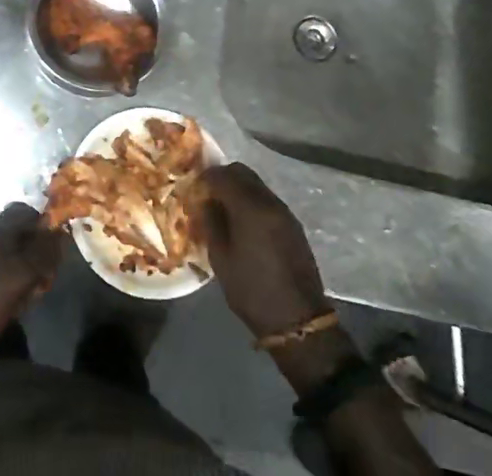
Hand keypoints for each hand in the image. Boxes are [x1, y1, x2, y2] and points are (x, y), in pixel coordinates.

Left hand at [0, 203, 63, 357]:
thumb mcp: (22, 273)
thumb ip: (44, 249)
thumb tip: (62, 229)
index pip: (25, 211)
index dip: (43, 221)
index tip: (59, 242)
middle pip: (26, 235)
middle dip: (43, 252)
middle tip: (48, 275)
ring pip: (21, 257)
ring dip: (35, 271)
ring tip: (38, 292)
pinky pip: (12, 276)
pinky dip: (22, 285)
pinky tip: (24, 304)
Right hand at [197, 163, 333, 339]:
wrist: (297, 319)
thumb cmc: (251, 290)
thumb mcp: (220, 258)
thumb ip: (210, 222)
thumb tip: (204, 201)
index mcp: (250, 209)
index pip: (223, 176)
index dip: (205, 177)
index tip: (193, 189)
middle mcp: (270, 202)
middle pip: (243, 172)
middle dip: (222, 177)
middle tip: (207, 195)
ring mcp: (285, 212)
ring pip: (256, 184)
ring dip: (238, 188)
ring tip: (224, 210)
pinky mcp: (293, 224)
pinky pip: (267, 199)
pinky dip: (252, 200)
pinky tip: (243, 222)